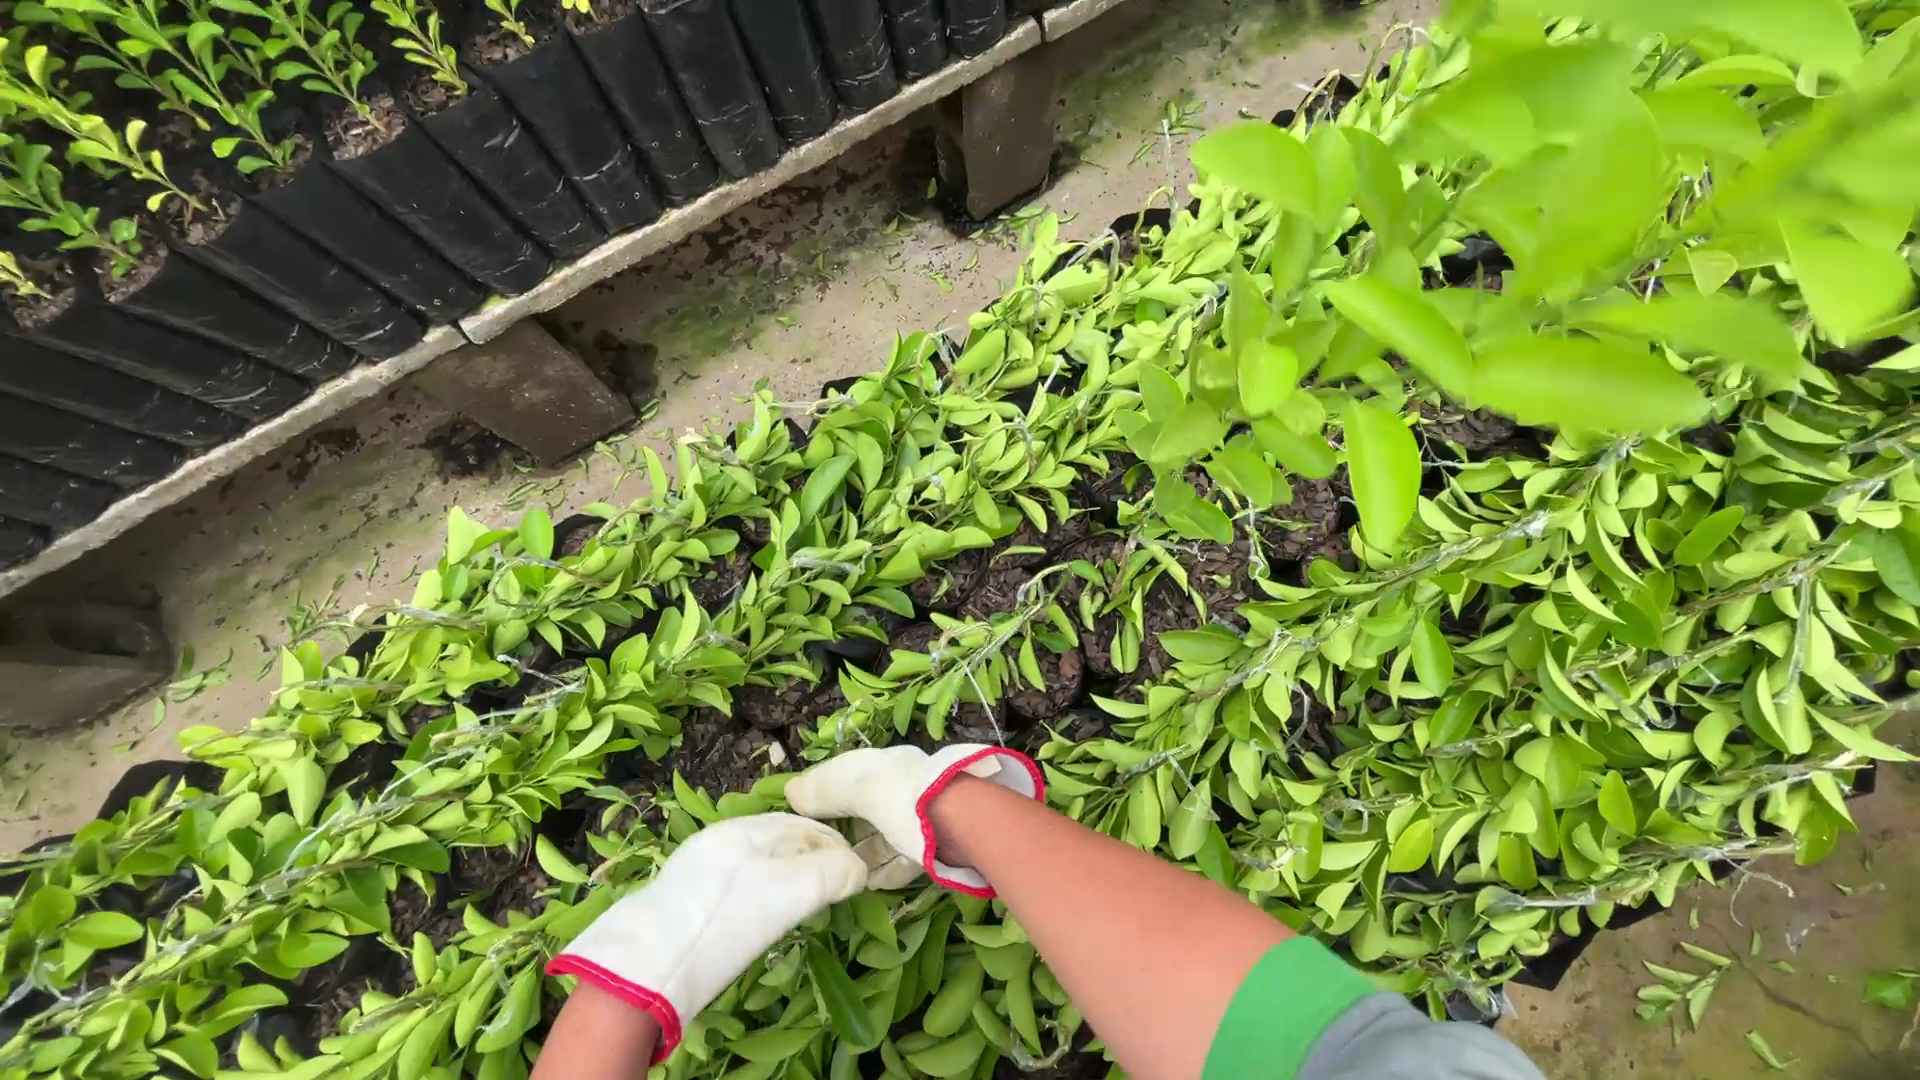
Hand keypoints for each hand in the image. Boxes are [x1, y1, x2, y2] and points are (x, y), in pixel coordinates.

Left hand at [545, 813, 865, 1061]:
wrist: (644, 973)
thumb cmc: (722, 928)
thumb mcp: (787, 896)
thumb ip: (828, 874)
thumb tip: (857, 869)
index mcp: (743, 832)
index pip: (804, 827)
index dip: (836, 847)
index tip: (856, 871)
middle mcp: (720, 839)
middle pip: (781, 837)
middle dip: (814, 854)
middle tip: (838, 882)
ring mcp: (698, 865)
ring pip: (760, 858)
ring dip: (790, 869)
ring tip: (808, 895)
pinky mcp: (685, 893)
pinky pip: (737, 877)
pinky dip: (763, 884)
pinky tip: (768, 908)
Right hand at [786, 744, 1042, 896]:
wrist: (965, 823)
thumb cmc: (904, 798)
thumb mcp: (858, 787)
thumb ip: (826, 790)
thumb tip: (791, 791)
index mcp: (883, 766)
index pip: (844, 774)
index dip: (820, 789)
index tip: (796, 809)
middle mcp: (901, 788)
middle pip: (864, 806)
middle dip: (840, 825)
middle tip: (814, 848)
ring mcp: (918, 818)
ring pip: (882, 836)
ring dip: (861, 852)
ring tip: (835, 870)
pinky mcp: (932, 848)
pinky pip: (902, 858)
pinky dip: (885, 870)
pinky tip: (869, 883)